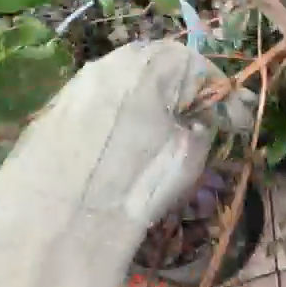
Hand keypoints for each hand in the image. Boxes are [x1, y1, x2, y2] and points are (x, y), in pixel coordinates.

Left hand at [0, 41, 245, 286]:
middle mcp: (111, 63)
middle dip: (182, 97)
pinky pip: (97, 112)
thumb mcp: (190, 151)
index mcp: (151, 60)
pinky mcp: (49, 118)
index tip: (236, 120)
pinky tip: (119, 160)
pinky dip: (116, 127)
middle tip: (198, 129)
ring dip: (148, 110)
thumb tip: (200, 123)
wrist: (52, 226)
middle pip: (159, 71)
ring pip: (125, 91)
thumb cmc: (135, 179)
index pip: (200, 67)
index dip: (223, 96)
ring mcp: (76, 88)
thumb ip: (201, 127)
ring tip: (158, 147)